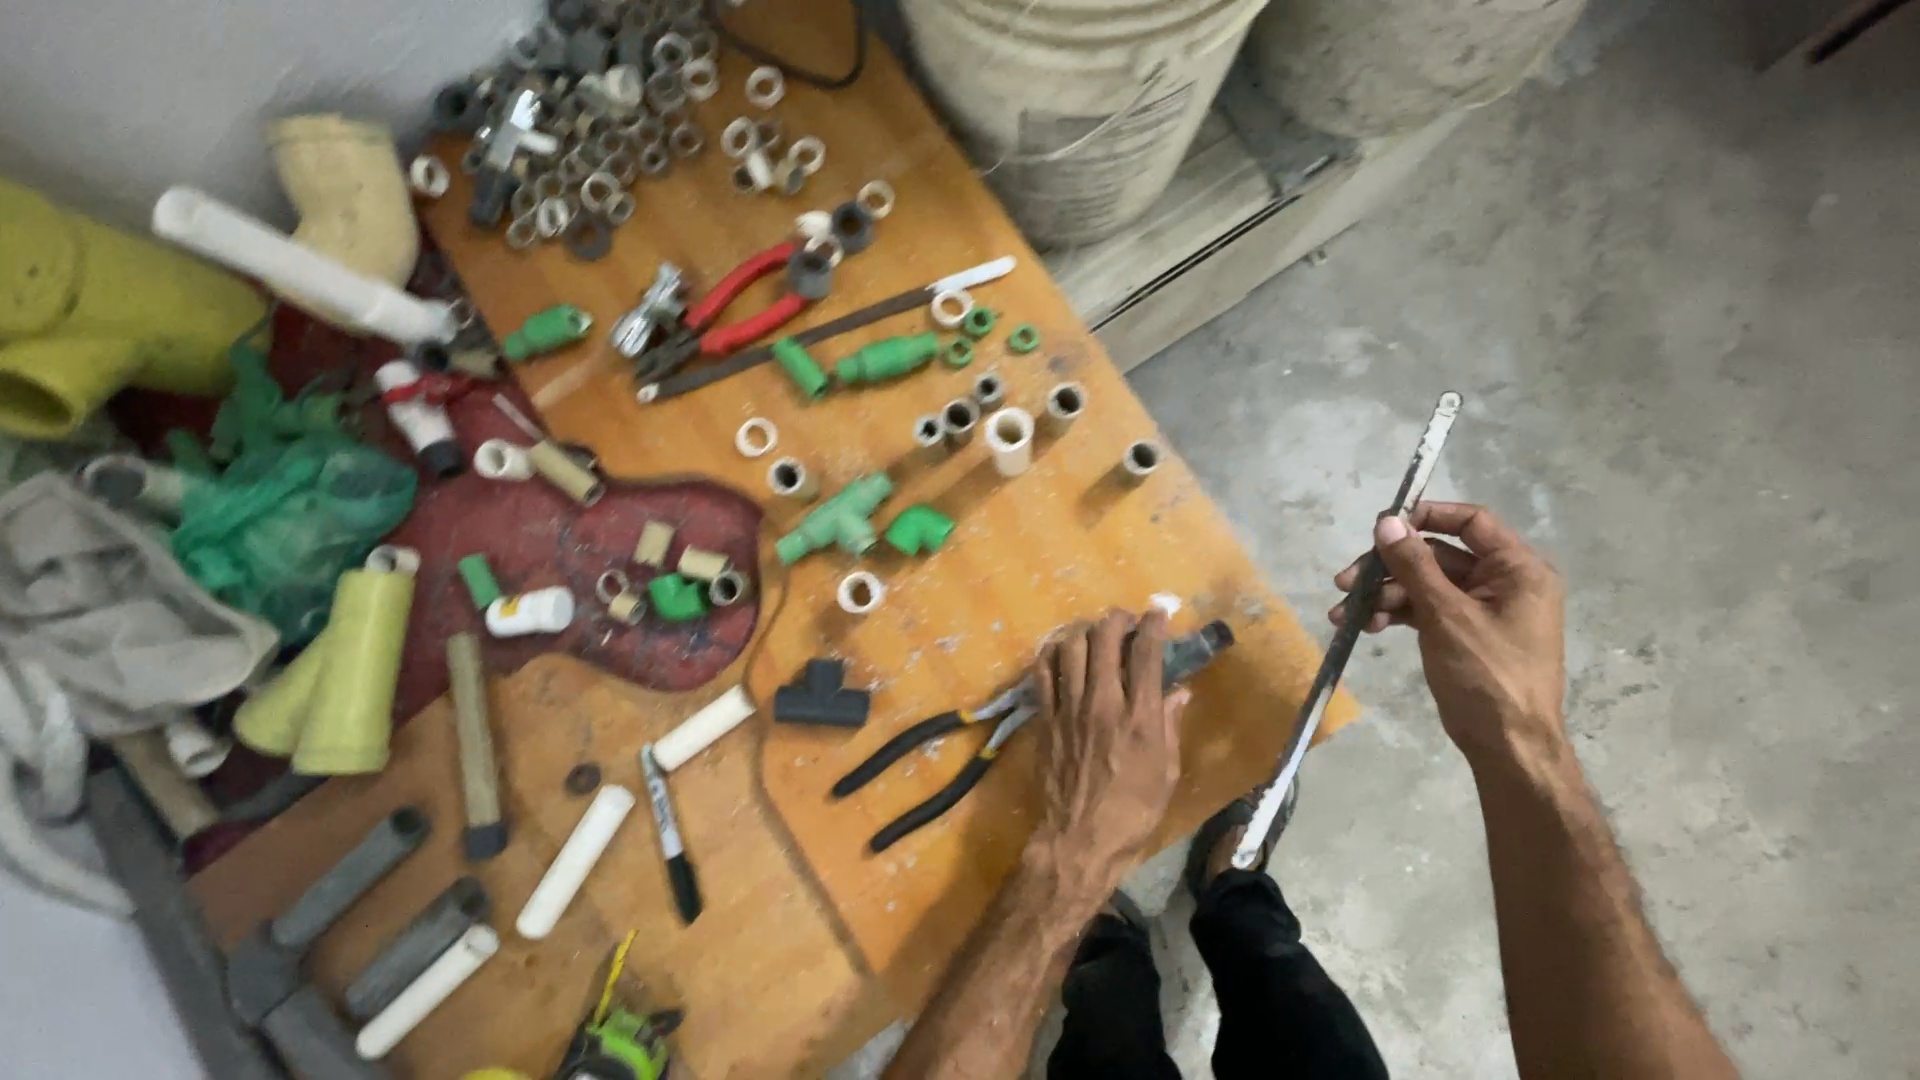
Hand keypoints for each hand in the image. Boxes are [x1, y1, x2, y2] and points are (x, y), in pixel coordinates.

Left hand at [1030, 609, 1189, 896]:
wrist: (1080, 839)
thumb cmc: (1133, 811)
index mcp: (1139, 717)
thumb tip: (1179, 690)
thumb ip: (1170, 725)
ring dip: (1084, 631)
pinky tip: (1059, 651)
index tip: (1158, 612)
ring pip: (1071, 647)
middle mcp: (1103, 703)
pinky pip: (1042, 673)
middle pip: (1104, 639)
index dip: (1154, 624)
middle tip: (1124, 620)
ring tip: (1093, 633)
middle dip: (1116, 619)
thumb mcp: (1167, 772)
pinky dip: (1051, 654)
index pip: (1147, 654)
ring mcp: (1068, 709)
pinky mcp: (1045, 719)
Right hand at [1330, 502, 1566, 769]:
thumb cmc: (1487, 673)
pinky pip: (1423, 609)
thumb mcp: (1446, 614)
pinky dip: (1394, 614)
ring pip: (1422, 584)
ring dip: (1383, 595)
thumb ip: (1414, 565)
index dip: (1426, 516)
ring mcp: (1481, 609)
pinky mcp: (1461, 632)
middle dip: (1388, 568)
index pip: (1472, 522)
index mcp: (1518, 570)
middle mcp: (1503, 582)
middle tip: (1345, 581)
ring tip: (1345, 613)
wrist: (1507, 742)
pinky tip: (1366, 625)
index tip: (1382, 525)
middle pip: (1436, 556)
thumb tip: (1387, 521)